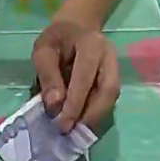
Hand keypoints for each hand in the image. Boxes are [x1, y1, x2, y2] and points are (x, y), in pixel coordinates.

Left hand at [31, 17, 119, 133]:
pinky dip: (97, 114)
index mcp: (91, 44)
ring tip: (77, 133)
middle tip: (73, 133)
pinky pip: (109, 99)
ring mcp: (116, 67)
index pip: (85, 77)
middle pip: (108, 90)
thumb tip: (55, 106)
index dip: (75, 103)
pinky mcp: (115, 78)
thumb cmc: (56, 39)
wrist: (76, 27)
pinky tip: (82, 124)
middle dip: (92, 115)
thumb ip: (48, 76)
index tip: (63, 125)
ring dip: (96, 118)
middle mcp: (110, 56)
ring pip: (112, 97)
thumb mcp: (43, 51)